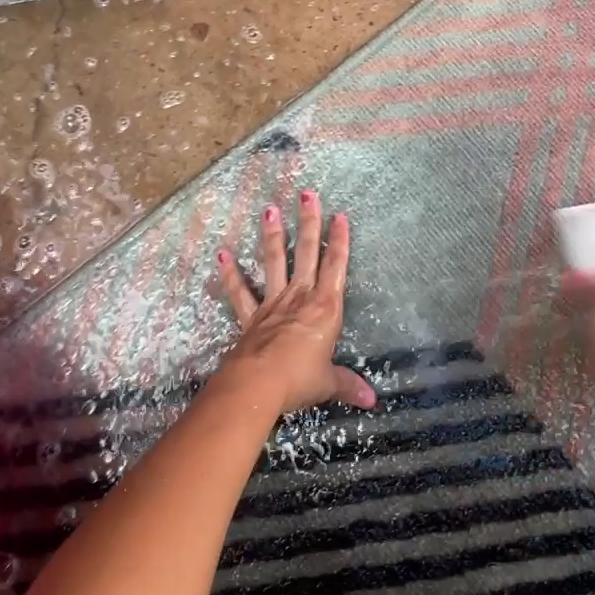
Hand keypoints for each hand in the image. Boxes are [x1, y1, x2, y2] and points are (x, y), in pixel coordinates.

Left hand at [214, 190, 375, 413]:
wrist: (258, 385)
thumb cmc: (300, 379)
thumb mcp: (329, 383)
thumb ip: (348, 385)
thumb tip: (371, 400)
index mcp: (326, 307)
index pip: (336, 266)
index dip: (339, 241)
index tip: (340, 216)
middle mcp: (300, 297)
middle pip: (306, 252)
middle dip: (309, 222)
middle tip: (307, 194)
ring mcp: (273, 304)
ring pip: (274, 262)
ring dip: (272, 235)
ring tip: (269, 209)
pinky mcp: (250, 317)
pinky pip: (240, 293)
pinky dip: (230, 275)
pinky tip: (222, 255)